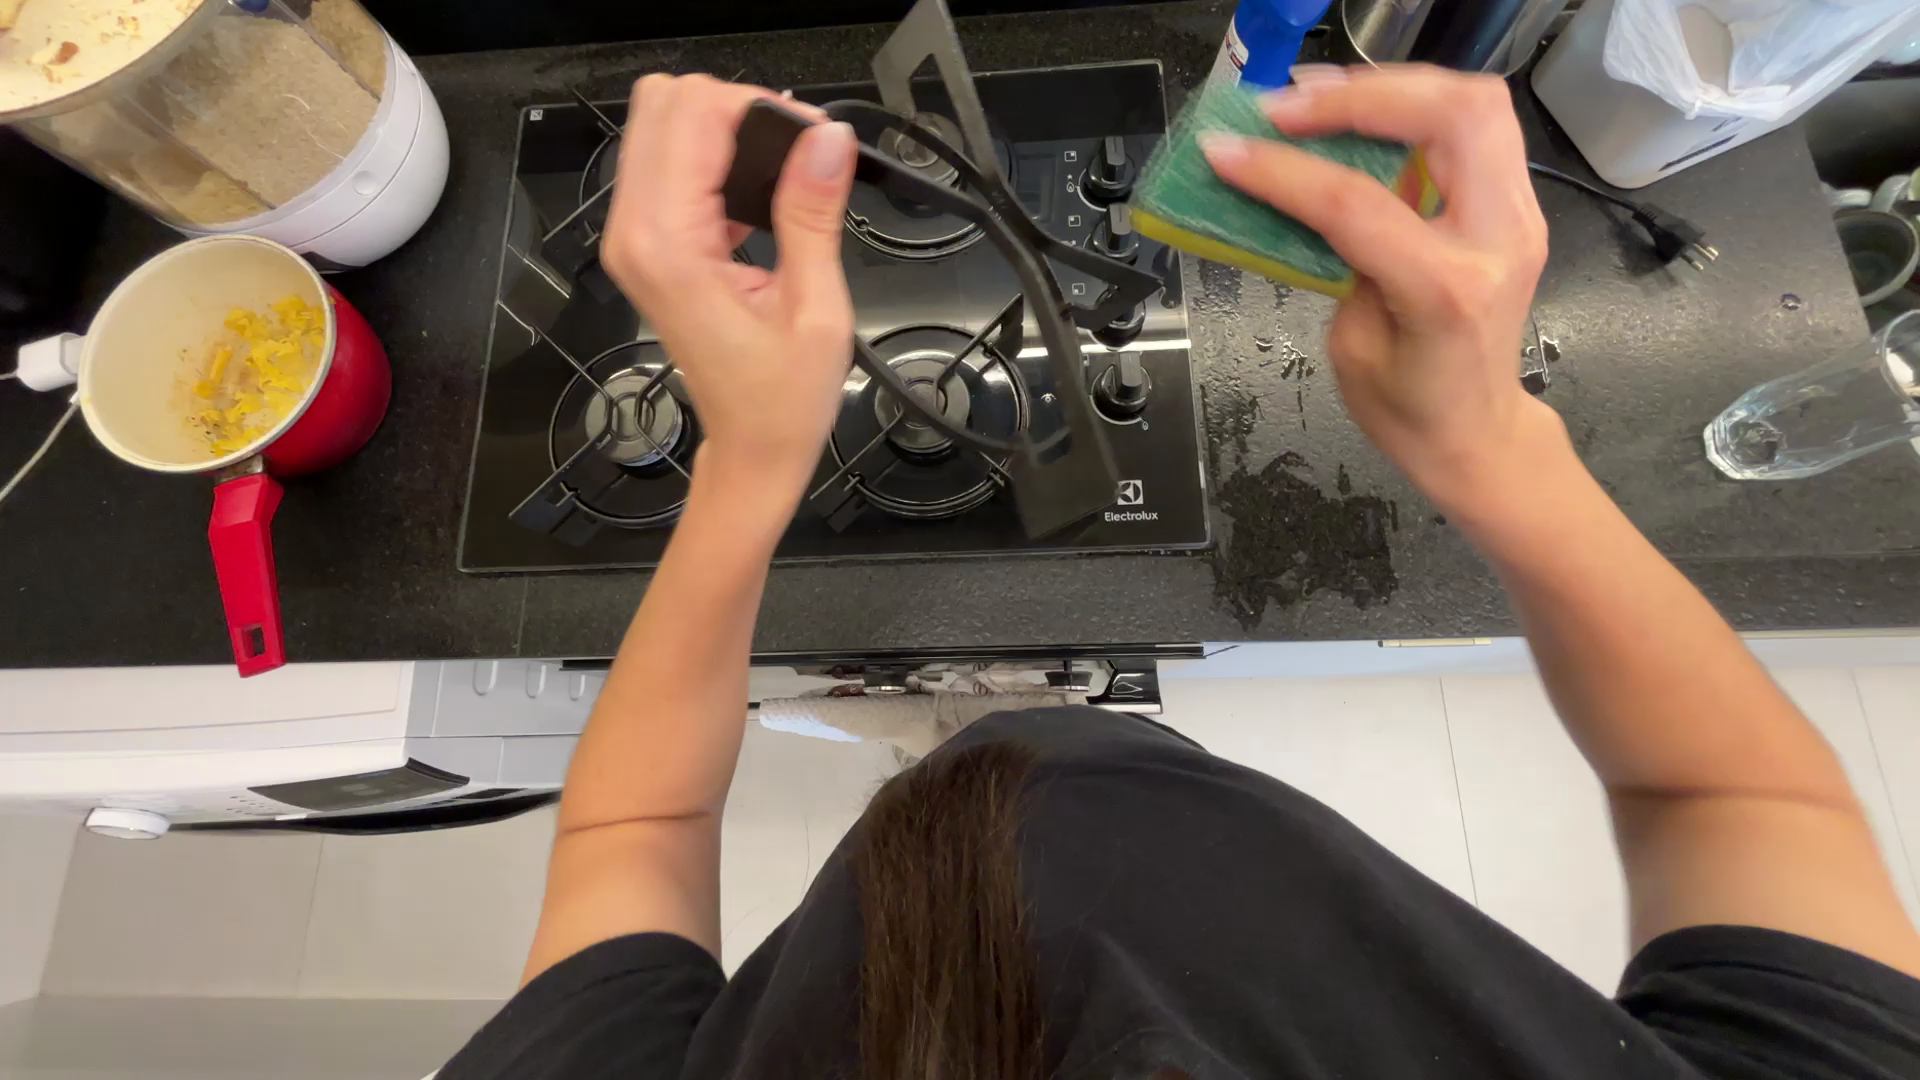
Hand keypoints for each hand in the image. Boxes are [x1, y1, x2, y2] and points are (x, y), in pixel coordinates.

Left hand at [602, 74, 857, 500]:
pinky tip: (762, 205)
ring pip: (665, 129)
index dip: (761, 111)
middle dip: (740, 114)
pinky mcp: (649, 249)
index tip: (815, 143)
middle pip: (666, 104)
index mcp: (670, 247)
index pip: (694, 114)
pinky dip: (720, 167)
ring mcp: (636, 241)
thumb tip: (828, 139)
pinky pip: (672, 170)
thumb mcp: (816, 309)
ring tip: (788, 185)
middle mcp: (636, 236)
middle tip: (799, 159)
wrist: (751, 451)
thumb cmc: (782, 404)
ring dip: (731, 138)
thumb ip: (813, 214)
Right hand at [1201, 64, 1560, 512]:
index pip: (1356, 204)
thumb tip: (1309, 205)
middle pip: (1452, 114)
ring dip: (1391, 90)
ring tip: (1319, 97)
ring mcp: (1519, 215)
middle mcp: (1498, 238)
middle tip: (1287, 104)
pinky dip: (1413, 113)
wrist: (1475, 432)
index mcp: (1444, 289)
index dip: (1283, 172)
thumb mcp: (1350, 344)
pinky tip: (1362, 120)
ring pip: (1473, 106)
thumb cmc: (1405, 411)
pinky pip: (1471, 133)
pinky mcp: (1512, 208)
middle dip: (1361, 95)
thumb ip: (1339, 265)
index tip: (1227, 151)